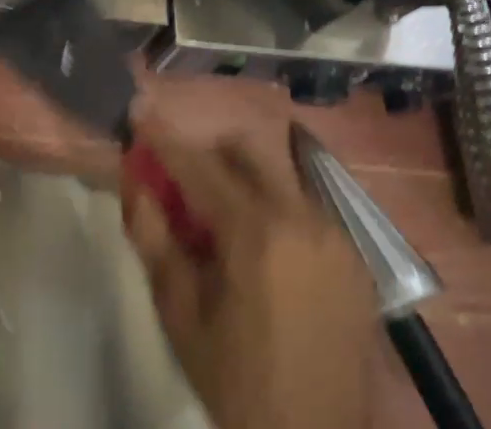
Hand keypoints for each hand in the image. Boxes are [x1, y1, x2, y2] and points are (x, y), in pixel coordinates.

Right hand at [122, 100, 377, 428]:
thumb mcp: (180, 314)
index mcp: (256, 233)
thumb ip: (154, 239)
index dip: (164, 138)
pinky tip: (260, 247)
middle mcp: (304, 218)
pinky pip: (306, 207)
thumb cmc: (235, 378)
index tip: (138, 113)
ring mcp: (337, 235)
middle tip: (178, 182)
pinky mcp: (355, 256)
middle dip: (206, 154)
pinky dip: (274, 206)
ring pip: (280, 176)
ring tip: (218, 220)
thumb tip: (135, 183)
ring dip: (242, 179)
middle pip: (247, 153)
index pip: (200, 166)